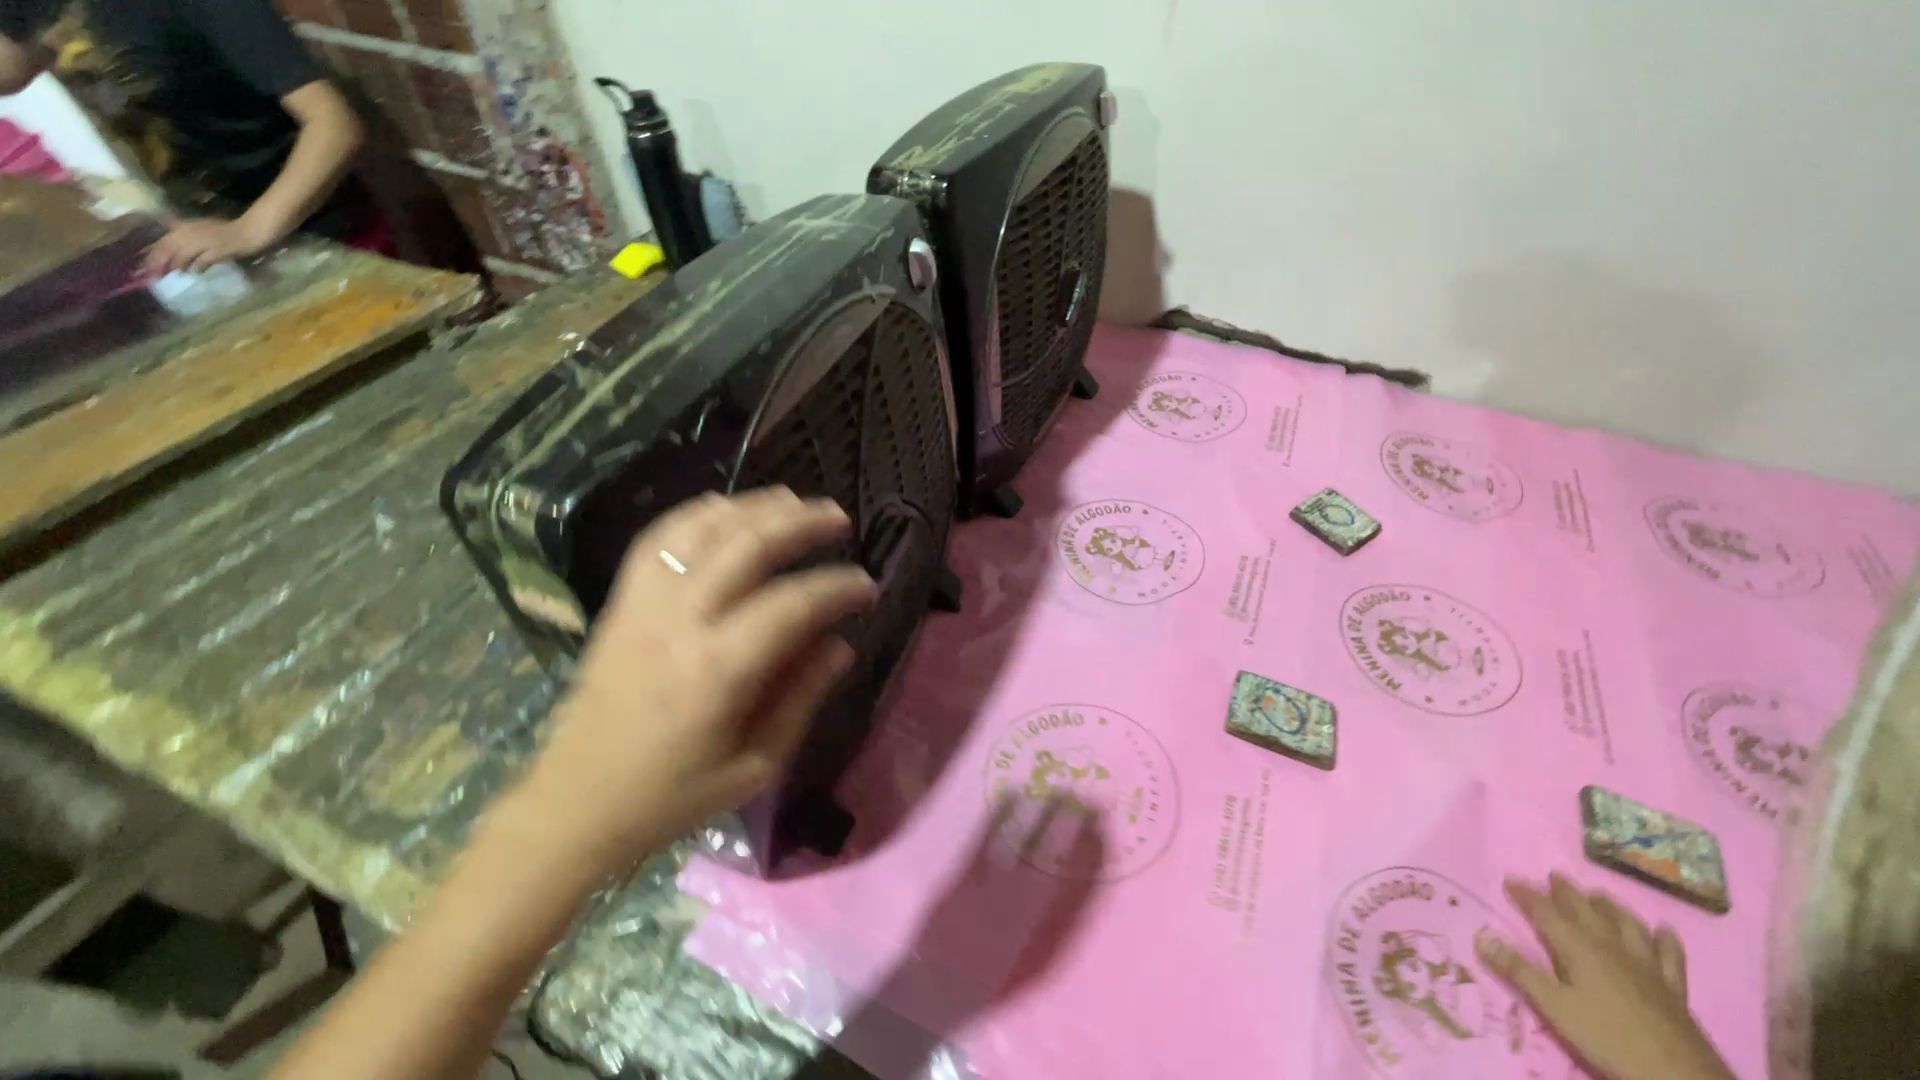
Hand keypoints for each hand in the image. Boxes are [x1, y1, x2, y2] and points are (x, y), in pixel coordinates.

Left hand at [145, 215, 277, 274]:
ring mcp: (203, 242)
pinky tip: (195, 272)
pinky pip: (201, 261)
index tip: (146, 266)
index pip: (162, 242)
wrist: (249, 231)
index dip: (153, 254)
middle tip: (155, 275)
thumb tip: (173, 250)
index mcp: (184, 227)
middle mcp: (189, 233)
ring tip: (178, 273)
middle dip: (160, 263)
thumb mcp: (202, 228)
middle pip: (168, 250)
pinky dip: (196, 267)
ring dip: (178, 266)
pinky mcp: (217, 251)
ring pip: (182, 255)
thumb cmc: (228, 230)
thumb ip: (186, 235)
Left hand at [511, 488, 876, 879]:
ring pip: (701, 529)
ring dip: (752, 507)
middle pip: (747, 546)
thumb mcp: (754, 765)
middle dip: (801, 524)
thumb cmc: (673, 794)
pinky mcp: (621, 602)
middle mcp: (679, 622)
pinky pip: (659, 539)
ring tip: (793, 501)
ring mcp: (643, 604)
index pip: (791, 605)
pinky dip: (697, 515)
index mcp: (717, 671)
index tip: (867, 586)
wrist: (578, 800)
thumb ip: (800, 699)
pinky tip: (727, 510)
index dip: (836, 587)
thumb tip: (839, 645)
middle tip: (839, 518)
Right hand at [1476, 873, 1734, 1079]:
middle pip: (1586, 911)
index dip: (1526, 894)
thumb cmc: (1605, 1037)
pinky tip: (1663, 930)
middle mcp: (1611, 947)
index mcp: (1579, 949)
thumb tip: (1481, 935)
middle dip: (1567, 892)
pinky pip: (1669, 954)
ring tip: (1598, 896)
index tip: (1509, 879)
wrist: (1675, 1072)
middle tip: (1554, 877)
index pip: (1546, 912)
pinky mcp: (1672, 985)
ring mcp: (1646, 964)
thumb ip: (1518, 970)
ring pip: (1626, 923)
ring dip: (1609, 906)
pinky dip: (1664, 938)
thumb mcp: (1552, 1006)